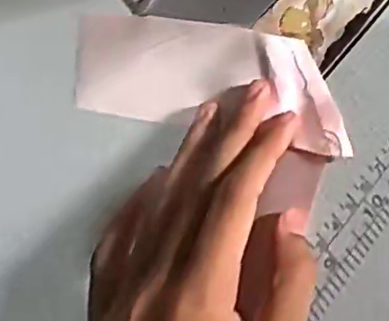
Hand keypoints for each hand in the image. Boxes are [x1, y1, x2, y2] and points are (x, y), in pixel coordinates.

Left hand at [91, 80, 318, 320]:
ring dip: (189, 152)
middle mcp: (150, 283)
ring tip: (213, 111)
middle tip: (256, 89)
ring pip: (155, 205)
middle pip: (194, 188)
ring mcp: (117, 296)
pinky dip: (139, 201)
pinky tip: (157, 179)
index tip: (288, 118)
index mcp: (197, 292)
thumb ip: (287, 288)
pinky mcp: (100, 310)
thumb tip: (286, 222)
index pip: (232, 198)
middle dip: (231, 133)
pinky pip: (116, 241)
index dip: (262, 150)